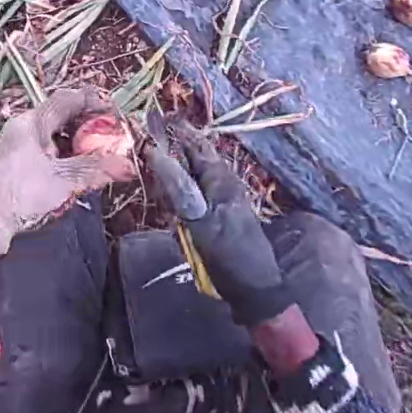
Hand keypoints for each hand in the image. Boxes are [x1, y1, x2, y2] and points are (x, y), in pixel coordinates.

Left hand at [0, 88, 136, 278]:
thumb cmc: (21, 196)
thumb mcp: (65, 179)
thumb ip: (97, 168)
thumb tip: (128, 165)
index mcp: (32, 122)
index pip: (68, 100)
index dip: (95, 103)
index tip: (116, 116)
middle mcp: (24, 129)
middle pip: (63, 116)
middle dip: (90, 125)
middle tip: (113, 137)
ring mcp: (20, 146)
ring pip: (57, 135)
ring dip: (80, 143)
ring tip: (101, 155)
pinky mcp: (19, 165)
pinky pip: (50, 151)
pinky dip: (68, 156)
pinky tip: (80, 170)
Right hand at [146, 122, 296, 326]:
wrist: (256, 290)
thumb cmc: (227, 256)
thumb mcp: (199, 220)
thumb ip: (178, 186)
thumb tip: (156, 154)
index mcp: (222, 182)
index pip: (195, 148)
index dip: (176, 134)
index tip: (155, 122)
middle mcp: (226, 185)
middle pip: (200, 158)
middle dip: (180, 144)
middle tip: (158, 135)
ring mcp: (227, 201)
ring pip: (202, 172)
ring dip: (185, 162)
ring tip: (167, 154)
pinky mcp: (225, 216)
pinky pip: (204, 190)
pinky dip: (189, 183)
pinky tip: (180, 190)